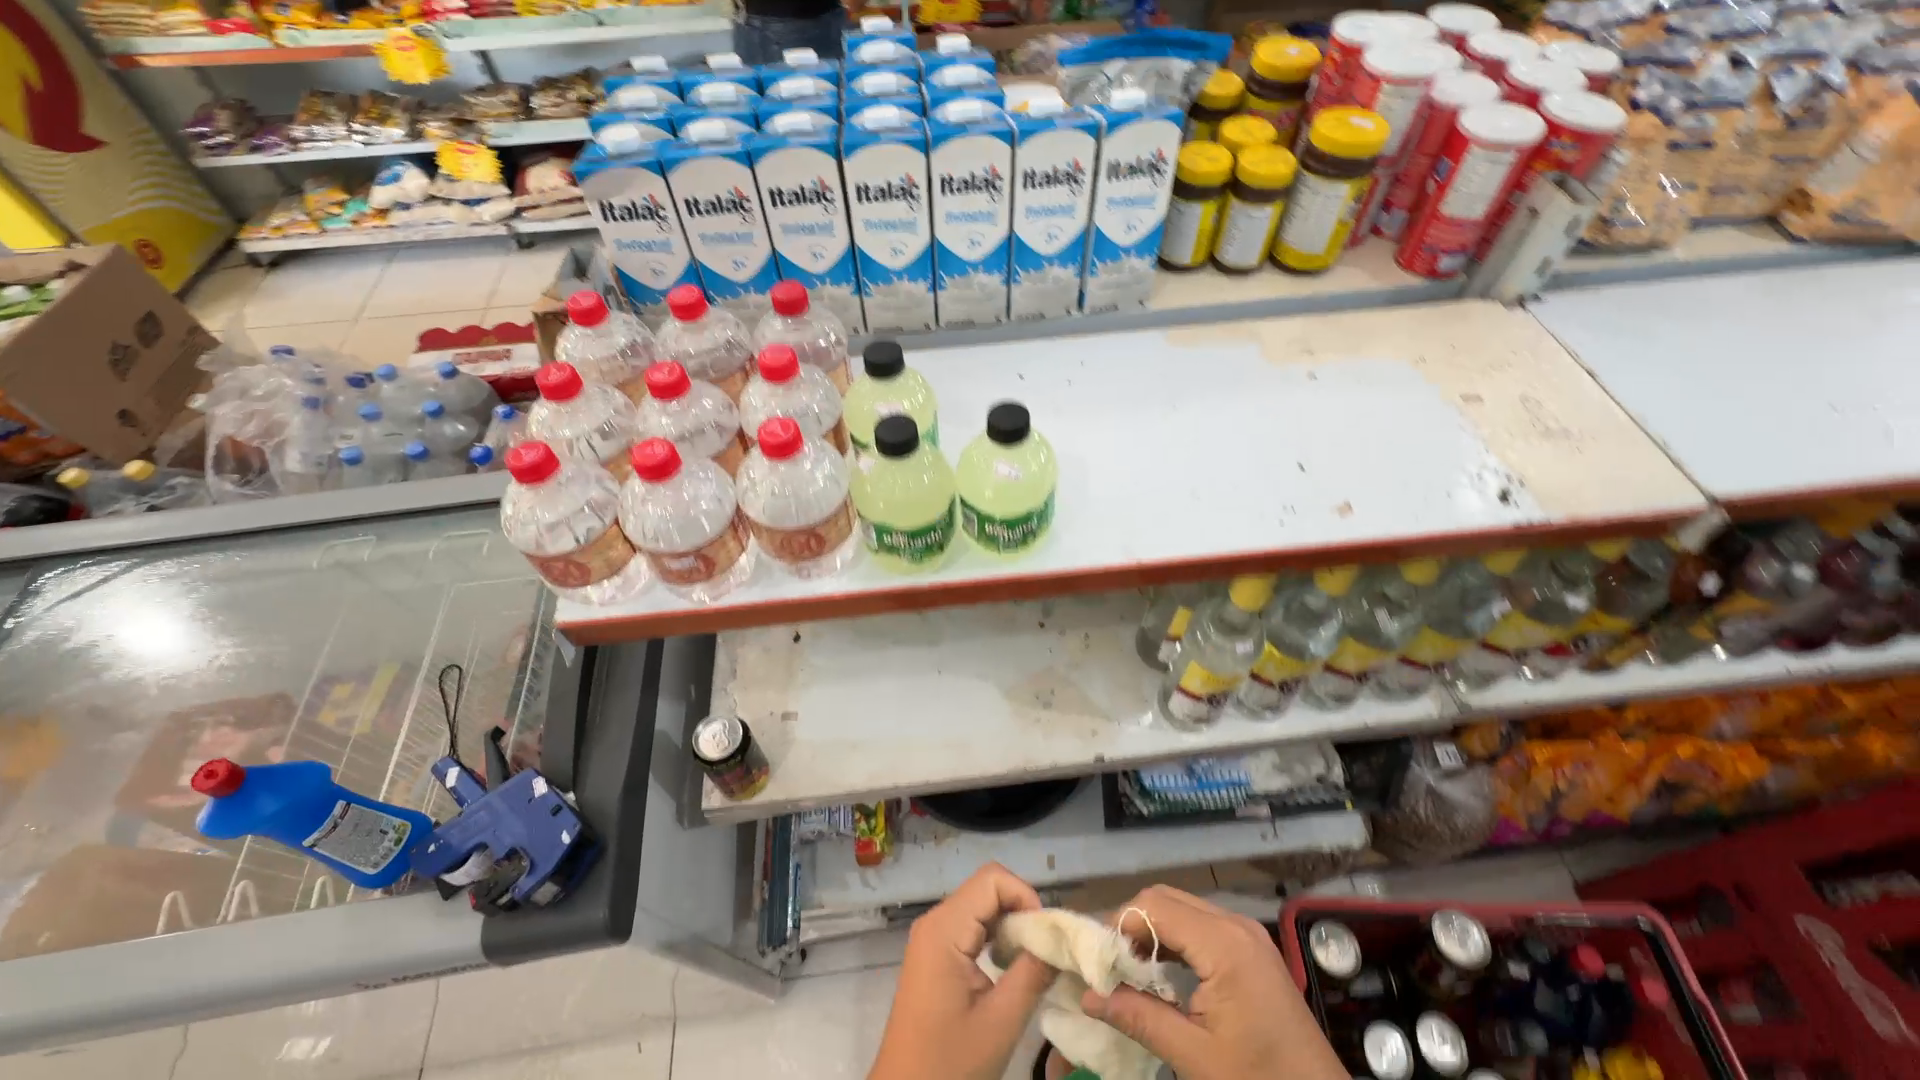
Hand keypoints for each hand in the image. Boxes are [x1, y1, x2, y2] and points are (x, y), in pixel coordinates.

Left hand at [869, 862, 1057, 1079]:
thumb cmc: (949, 1062)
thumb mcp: (1000, 1021)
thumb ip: (1033, 973)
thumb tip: (1063, 940)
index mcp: (944, 929)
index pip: (993, 879)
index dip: (1026, 898)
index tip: (1047, 939)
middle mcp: (935, 923)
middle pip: (988, 889)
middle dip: (1023, 912)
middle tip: (1046, 953)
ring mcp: (933, 939)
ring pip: (982, 908)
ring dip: (1012, 927)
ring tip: (1034, 963)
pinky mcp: (936, 956)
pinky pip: (972, 928)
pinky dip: (997, 940)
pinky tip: (1011, 971)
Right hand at [1080, 886, 1347, 1079]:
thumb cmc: (1259, 1077)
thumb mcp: (1195, 1056)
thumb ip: (1139, 1018)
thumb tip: (1087, 997)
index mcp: (1224, 944)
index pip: (1152, 906)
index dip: (1116, 926)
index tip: (1094, 961)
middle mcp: (1235, 925)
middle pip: (1165, 899)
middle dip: (1130, 925)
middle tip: (1108, 966)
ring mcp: (1247, 935)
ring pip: (1182, 908)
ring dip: (1151, 931)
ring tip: (1128, 971)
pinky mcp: (1252, 950)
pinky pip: (1202, 926)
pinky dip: (1174, 939)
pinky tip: (1161, 973)